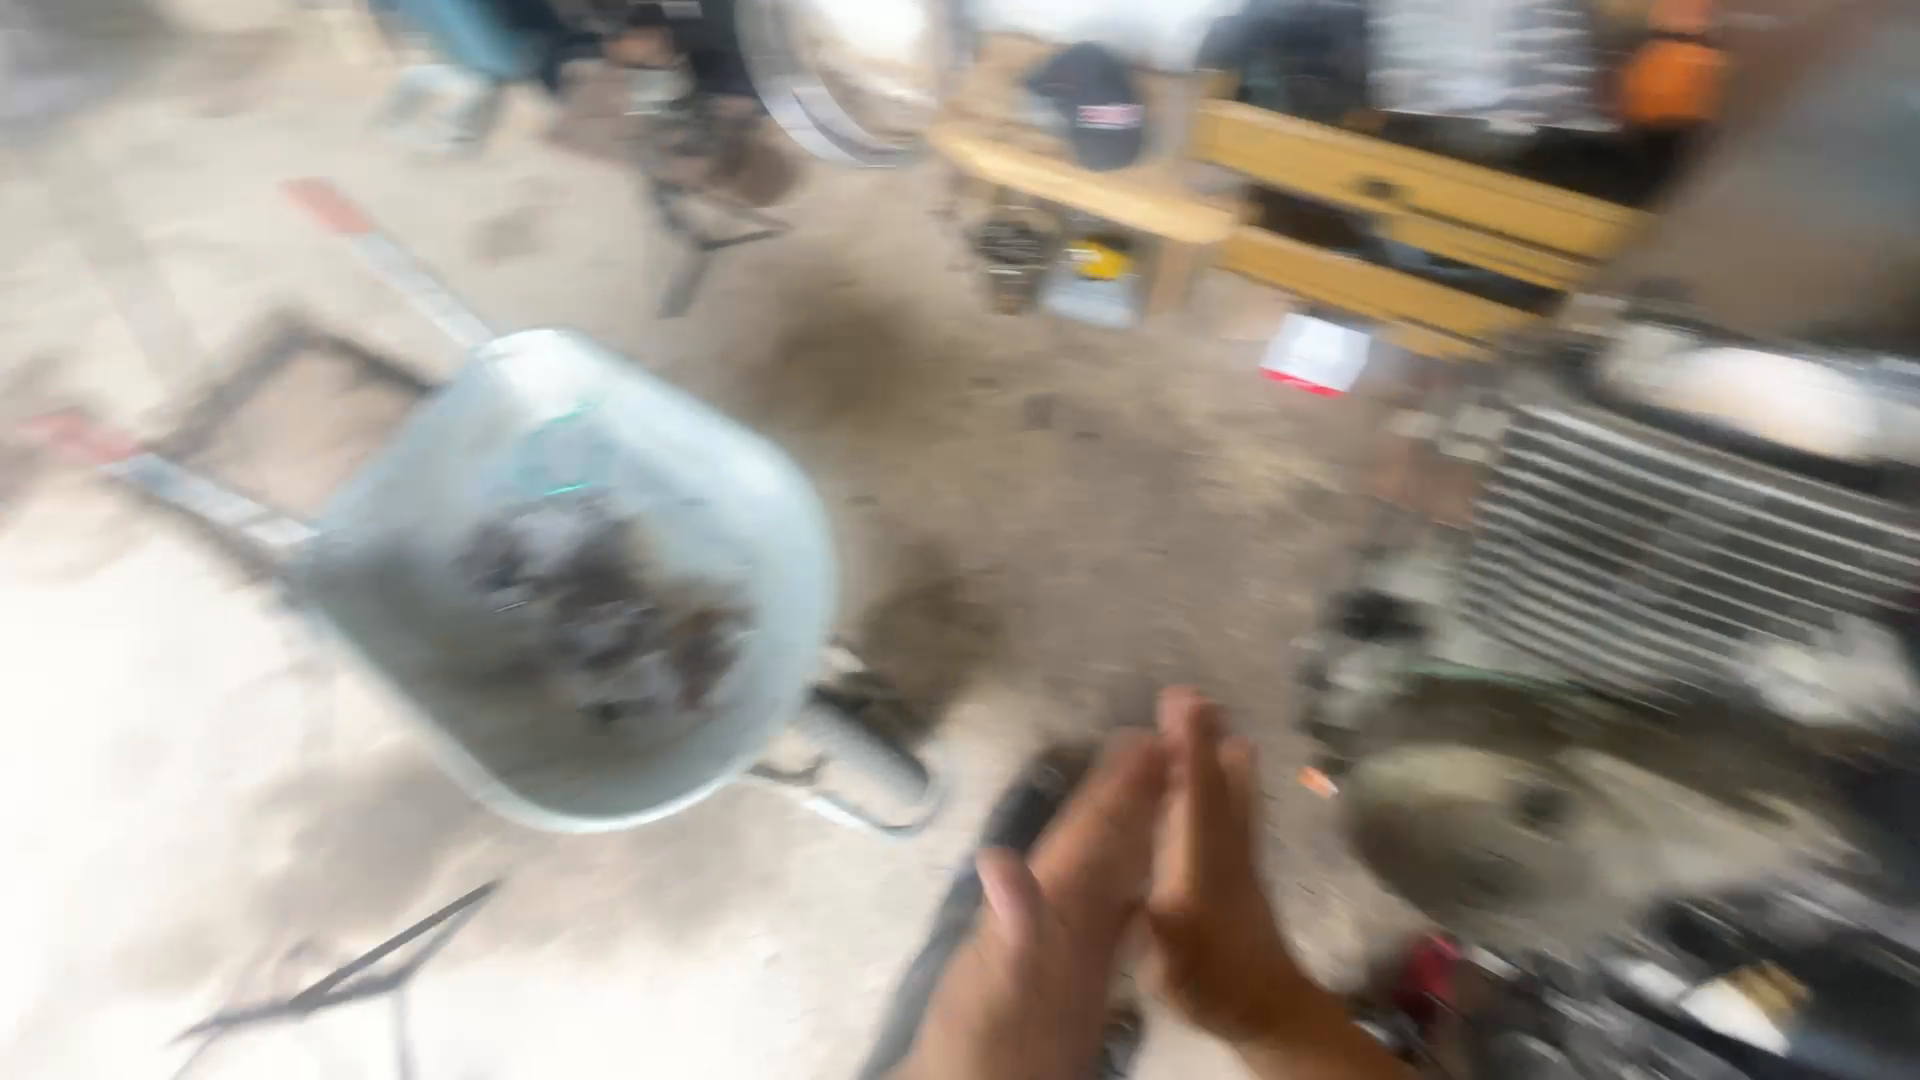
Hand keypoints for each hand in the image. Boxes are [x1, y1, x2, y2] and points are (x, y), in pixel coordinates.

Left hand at [891, 732, 1167, 1079]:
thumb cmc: (981, 1042)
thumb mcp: (993, 991)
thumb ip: (1006, 930)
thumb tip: (998, 857)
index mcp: (1042, 896)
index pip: (1087, 829)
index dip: (1119, 784)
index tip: (1155, 738)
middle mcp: (1062, 898)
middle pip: (1107, 830)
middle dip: (1143, 786)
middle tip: (1185, 739)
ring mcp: (1076, 927)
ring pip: (1119, 857)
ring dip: (1149, 818)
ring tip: (1187, 783)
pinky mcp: (1089, 959)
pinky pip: (1127, 901)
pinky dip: (1151, 873)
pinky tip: (1171, 864)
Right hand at [1146, 688, 1412, 1079]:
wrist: (1271, 1011)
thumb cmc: (1210, 984)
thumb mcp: (1170, 968)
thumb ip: (1152, 931)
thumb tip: (1131, 894)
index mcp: (1200, 865)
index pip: (1194, 796)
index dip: (1188, 748)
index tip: (1180, 702)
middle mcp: (1223, 848)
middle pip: (1214, 780)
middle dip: (1201, 736)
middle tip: (1188, 692)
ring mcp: (1238, 853)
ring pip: (1231, 789)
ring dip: (1218, 748)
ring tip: (1213, 711)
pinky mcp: (1245, 862)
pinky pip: (1237, 803)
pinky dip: (1231, 773)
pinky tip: (1234, 758)